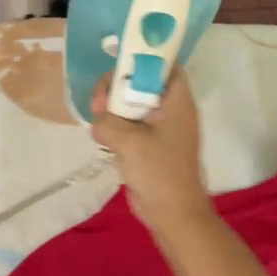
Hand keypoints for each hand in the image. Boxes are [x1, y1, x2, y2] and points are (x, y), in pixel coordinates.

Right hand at [92, 68, 213, 233]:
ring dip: (114, 110)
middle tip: (99, 103)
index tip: (117, 70)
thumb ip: (107, 121)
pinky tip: (103, 136)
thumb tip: (99, 119)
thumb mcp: (128, 141)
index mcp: (177, 101)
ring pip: (133, 104)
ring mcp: (161, 128)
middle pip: (142, 82)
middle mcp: (172, 109)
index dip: (141, 60)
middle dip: (118, 88)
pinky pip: (131, 125)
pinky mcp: (151, 145)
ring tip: (99, 122)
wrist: (173, 214)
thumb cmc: (159, 172)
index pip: (164, 65)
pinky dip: (117, 127)